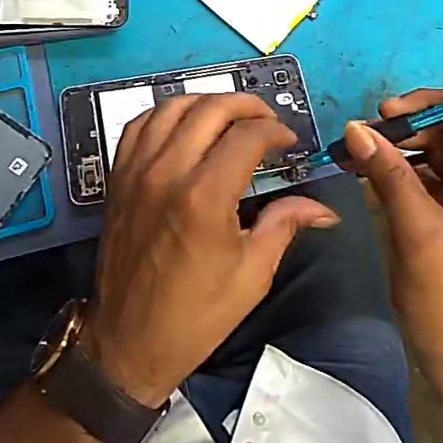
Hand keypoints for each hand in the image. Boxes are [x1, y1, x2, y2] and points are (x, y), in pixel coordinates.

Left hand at [85, 94, 339, 408]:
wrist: (128, 340)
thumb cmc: (195, 314)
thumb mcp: (251, 274)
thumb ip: (284, 225)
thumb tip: (324, 208)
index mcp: (204, 197)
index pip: (247, 135)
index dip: (275, 130)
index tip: (288, 142)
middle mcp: (167, 172)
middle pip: (210, 108)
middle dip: (247, 105)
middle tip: (267, 121)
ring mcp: (136, 170)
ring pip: (172, 106)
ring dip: (207, 102)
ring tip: (229, 117)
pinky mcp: (118, 175)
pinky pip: (140, 124)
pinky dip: (166, 113)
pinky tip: (185, 125)